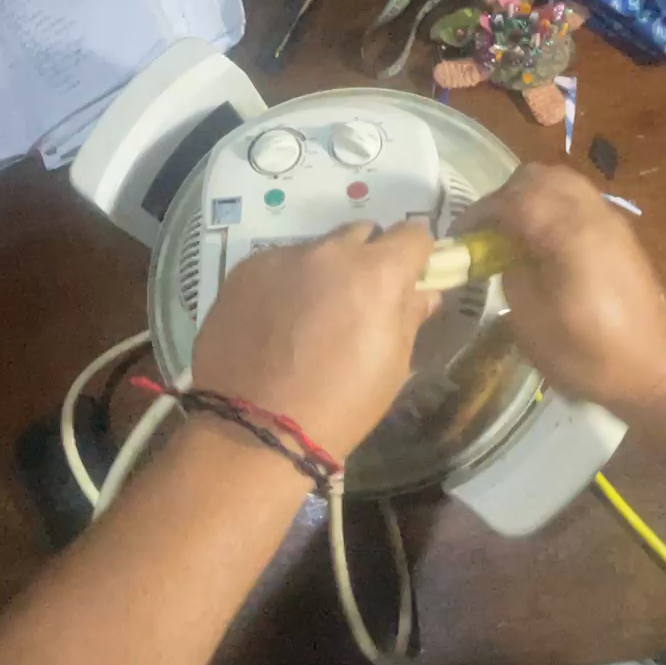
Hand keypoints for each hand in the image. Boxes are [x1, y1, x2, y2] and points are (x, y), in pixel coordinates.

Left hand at [191, 222, 440, 458]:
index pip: (413, 234)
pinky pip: (276, 265)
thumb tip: (423, 292)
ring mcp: (280, 258)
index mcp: (376, 272)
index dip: (416, 256)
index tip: (409, 278)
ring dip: (321, 272)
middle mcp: (329, 252)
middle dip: (367, 259)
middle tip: (357, 301)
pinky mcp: (243, 271)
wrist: (255, 429)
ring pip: (315, 250)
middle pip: (361, 235)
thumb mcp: (392, 366)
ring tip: (307, 318)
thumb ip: (409, 316)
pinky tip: (274, 323)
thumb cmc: (339, 405)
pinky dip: (283, 284)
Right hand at [460, 164, 665, 415]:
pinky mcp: (620, 232)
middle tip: (484, 230)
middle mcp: (592, 215)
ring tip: (510, 232)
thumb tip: (502, 253)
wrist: (655, 372)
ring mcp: (610, 220)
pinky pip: (577, 198)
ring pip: (560, 180)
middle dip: (503, 197)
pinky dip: (551, 205)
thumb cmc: (587, 354)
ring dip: (528, 196)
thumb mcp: (530, 322)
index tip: (459, 234)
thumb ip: (510, 274)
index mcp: (568, 234)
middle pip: (537, 177)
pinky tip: (541, 240)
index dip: (479, 212)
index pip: (512, 199)